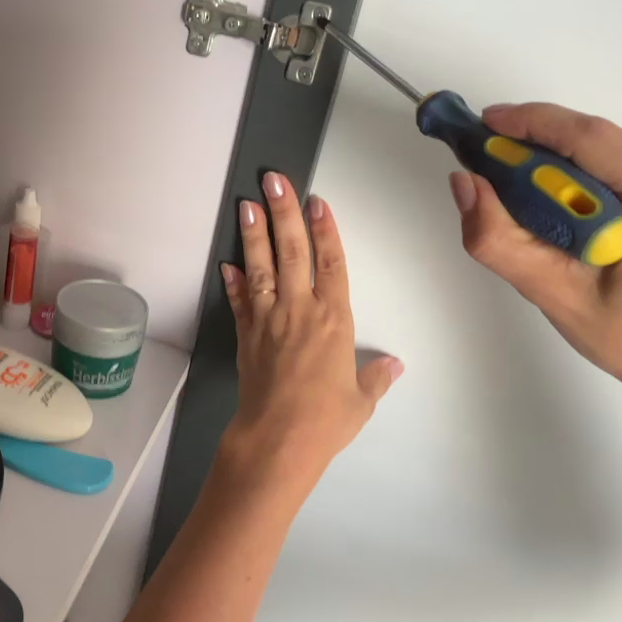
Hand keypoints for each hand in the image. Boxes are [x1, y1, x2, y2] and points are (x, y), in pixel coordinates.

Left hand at [219, 171, 402, 493]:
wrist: (278, 440)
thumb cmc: (325, 421)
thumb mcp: (360, 400)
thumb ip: (375, 378)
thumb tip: (393, 365)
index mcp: (334, 320)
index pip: (331, 263)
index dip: (325, 230)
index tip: (317, 202)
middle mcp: (299, 311)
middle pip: (292, 251)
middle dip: (284, 212)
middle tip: (274, 181)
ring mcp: (269, 320)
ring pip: (261, 267)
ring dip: (254, 234)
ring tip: (248, 205)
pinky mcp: (246, 336)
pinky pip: (240, 302)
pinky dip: (234, 281)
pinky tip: (228, 263)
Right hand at [451, 103, 621, 435]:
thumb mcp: (554, 296)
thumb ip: (498, 239)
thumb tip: (465, 181)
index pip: (595, 139)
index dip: (535, 122)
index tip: (487, 122)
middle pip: (611, 140)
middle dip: (548, 142)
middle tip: (497, 158)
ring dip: (576, 159)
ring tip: (535, 189)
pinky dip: (606, 172)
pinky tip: (583, 205)